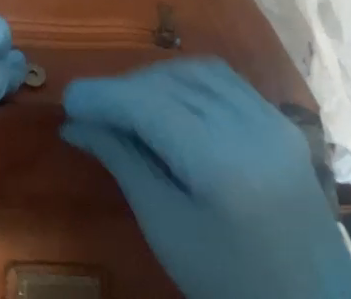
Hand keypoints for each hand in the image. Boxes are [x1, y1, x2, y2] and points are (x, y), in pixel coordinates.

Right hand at [62, 58, 350, 298]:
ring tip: (126, 105)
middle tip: (89, 109)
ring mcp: (274, 120)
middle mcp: (252, 126)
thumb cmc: (231, 281)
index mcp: (222, 162)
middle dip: (124, 87)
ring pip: (199, 72)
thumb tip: (75, 124)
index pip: (149, 104)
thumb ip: (123, 163)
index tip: (67, 100)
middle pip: (172, 82)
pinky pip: (226, 81)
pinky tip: (168, 102)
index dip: (103, 95)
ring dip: (155, 79)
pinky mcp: (283, 123)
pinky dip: (188, 81)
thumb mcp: (166, 227)